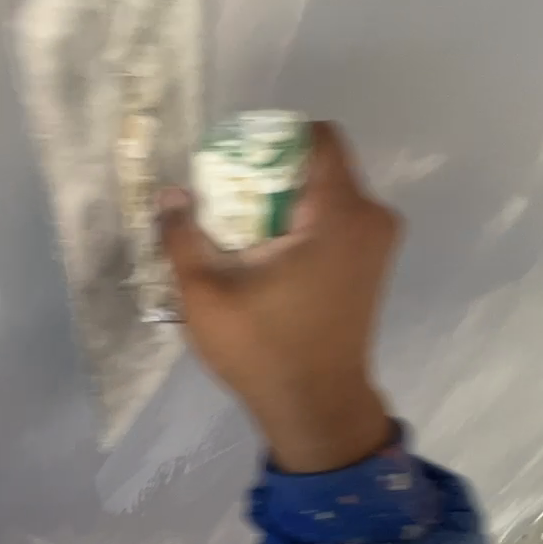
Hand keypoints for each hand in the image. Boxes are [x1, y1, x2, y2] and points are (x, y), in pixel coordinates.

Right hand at [158, 121, 399, 472]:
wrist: (313, 404)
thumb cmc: (260, 345)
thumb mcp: (204, 290)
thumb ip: (183, 235)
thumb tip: (168, 194)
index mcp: (338, 213)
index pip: (316, 139)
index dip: (268, 139)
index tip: (226, 164)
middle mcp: (370, 217)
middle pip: (315, 169)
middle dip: (263, 178)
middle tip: (216, 206)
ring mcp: (375, 244)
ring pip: (322, 198)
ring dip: (276, 207)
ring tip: (231, 237)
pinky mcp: (367, 267)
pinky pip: (330, 225)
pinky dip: (294, 229)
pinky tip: (257, 261)